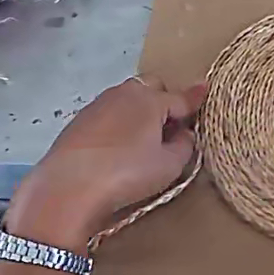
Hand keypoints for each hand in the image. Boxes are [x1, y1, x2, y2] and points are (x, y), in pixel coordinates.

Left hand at [6, 78, 206, 251]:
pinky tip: (117, 148)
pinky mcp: (79, 121)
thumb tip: (184, 133)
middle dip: (165, 100)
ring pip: (128, 99)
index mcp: (150, 99)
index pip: (180, 97)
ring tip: (143, 140)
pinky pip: (109, 114)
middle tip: (171, 127)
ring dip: (140, 111)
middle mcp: (124, 94)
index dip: (195, 98)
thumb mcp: (169, 165)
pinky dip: (120, 122)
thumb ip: (184, 145)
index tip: (204, 92)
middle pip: (152, 87)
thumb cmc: (126, 174)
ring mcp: (98, 105)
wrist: (68, 187)